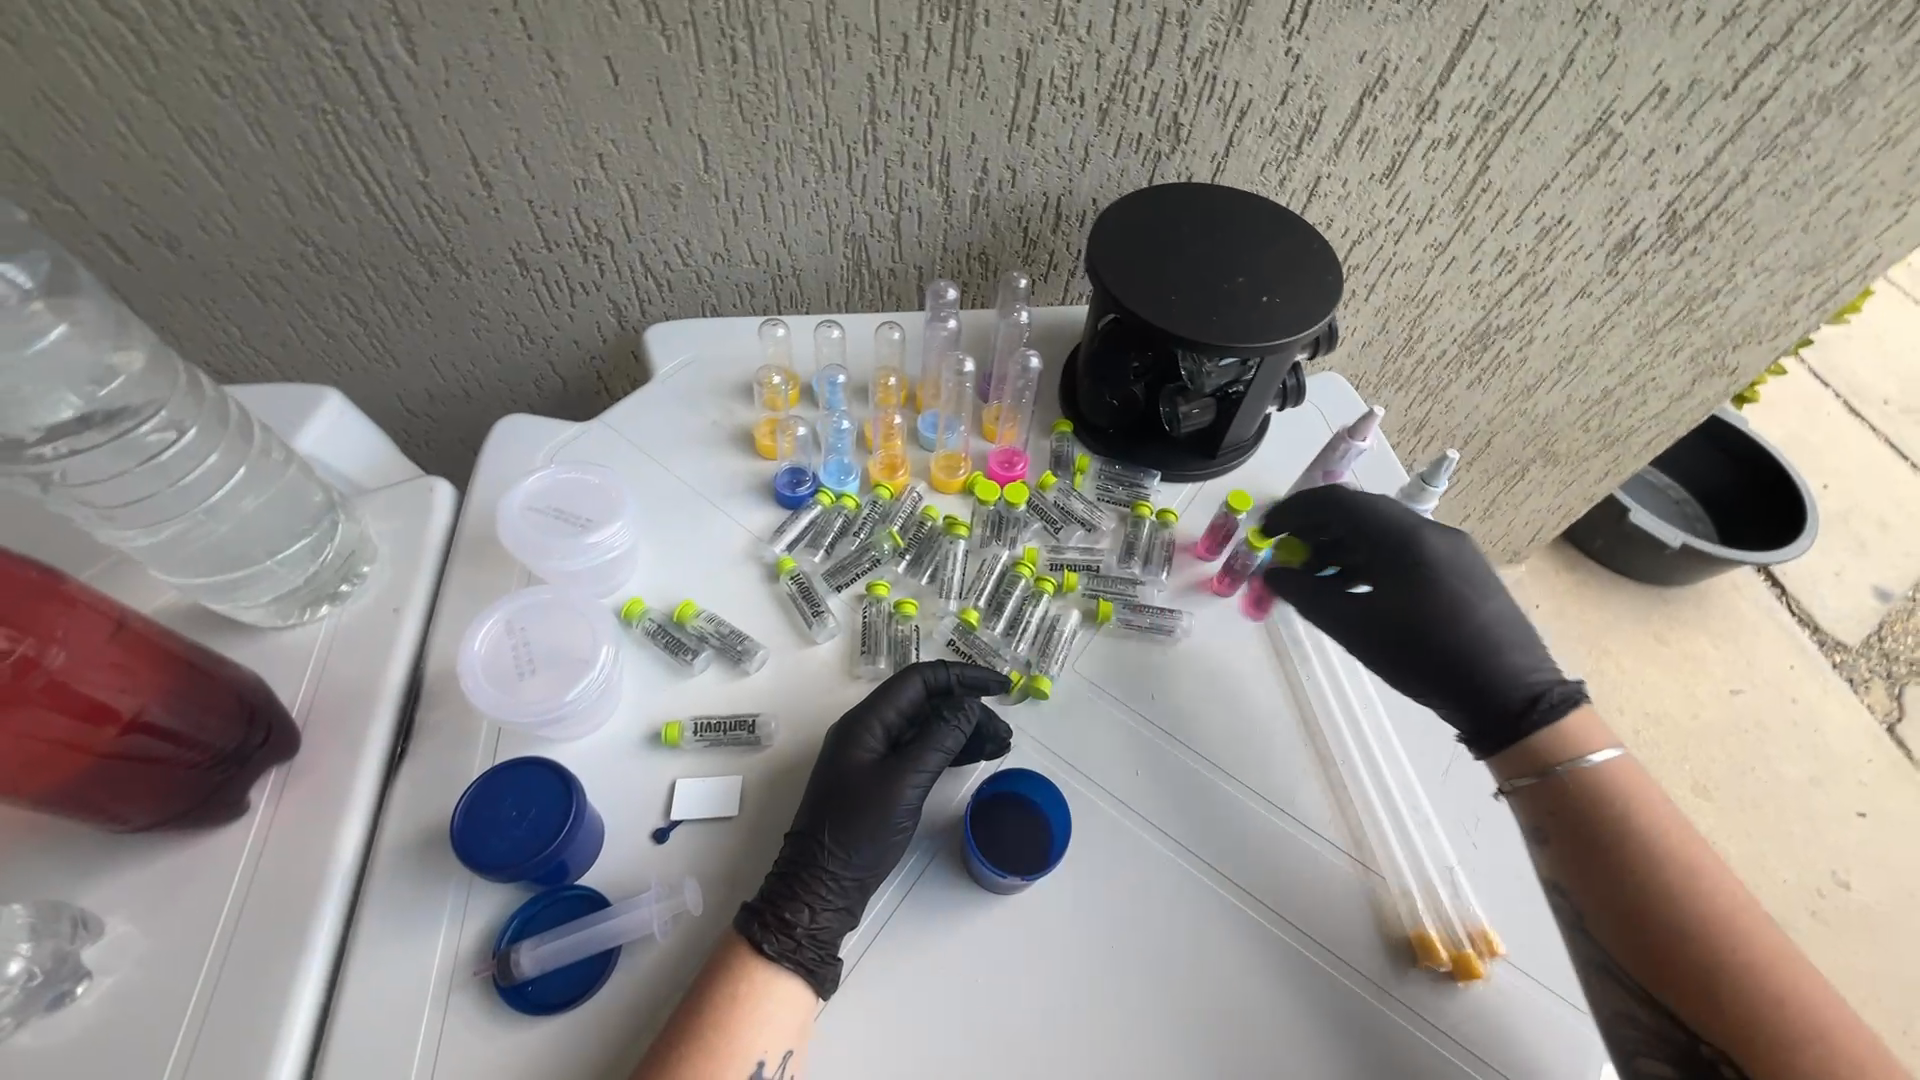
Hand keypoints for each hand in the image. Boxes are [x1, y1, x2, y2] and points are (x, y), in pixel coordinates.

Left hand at [733, 661, 1012, 998]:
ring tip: (1001, 744)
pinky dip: (950, 751)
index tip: (1000, 688)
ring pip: (926, 726)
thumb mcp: (904, 783)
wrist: (821, 888)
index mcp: (867, 721)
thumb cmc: (859, 834)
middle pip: (926, 701)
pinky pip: (921, 750)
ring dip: (964, 731)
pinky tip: (977, 757)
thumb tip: (969, 705)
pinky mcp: (881, 778)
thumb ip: (939, 739)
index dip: (963, 677)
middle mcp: (869, 729)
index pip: (920, 679)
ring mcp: (874, 754)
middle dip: (968, 709)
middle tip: (1004, 732)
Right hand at [1259, 485, 1587, 757]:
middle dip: (1316, 530)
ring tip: (1312, 577)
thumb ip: (1307, 595)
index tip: (1266, 533)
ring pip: (1383, 533)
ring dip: (1341, 547)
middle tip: (1285, 555)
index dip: (1295, 512)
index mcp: (1405, 536)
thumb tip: (1274, 574)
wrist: (1511, 697)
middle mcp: (1431, 531)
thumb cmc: (1425, 658)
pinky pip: (1404, 552)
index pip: (1337, 503)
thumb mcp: (1354, 628)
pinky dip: (1369, 561)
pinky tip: (1351, 589)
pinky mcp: (1461, 571)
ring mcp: (1451, 550)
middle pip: (1361, 514)